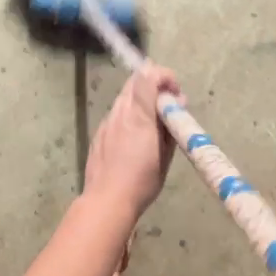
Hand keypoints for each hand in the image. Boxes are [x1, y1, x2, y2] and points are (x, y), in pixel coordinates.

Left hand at [83, 64, 181, 219]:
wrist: (107, 199)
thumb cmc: (142, 181)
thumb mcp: (165, 155)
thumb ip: (170, 126)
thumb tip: (177, 104)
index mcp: (139, 116)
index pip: (147, 77)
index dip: (164, 76)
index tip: (176, 92)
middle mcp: (120, 113)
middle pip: (134, 82)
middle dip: (153, 85)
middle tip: (168, 104)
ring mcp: (106, 122)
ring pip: (124, 98)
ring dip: (141, 100)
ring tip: (153, 122)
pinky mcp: (99, 133)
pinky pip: (116, 114)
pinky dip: (129, 114)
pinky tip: (135, 136)